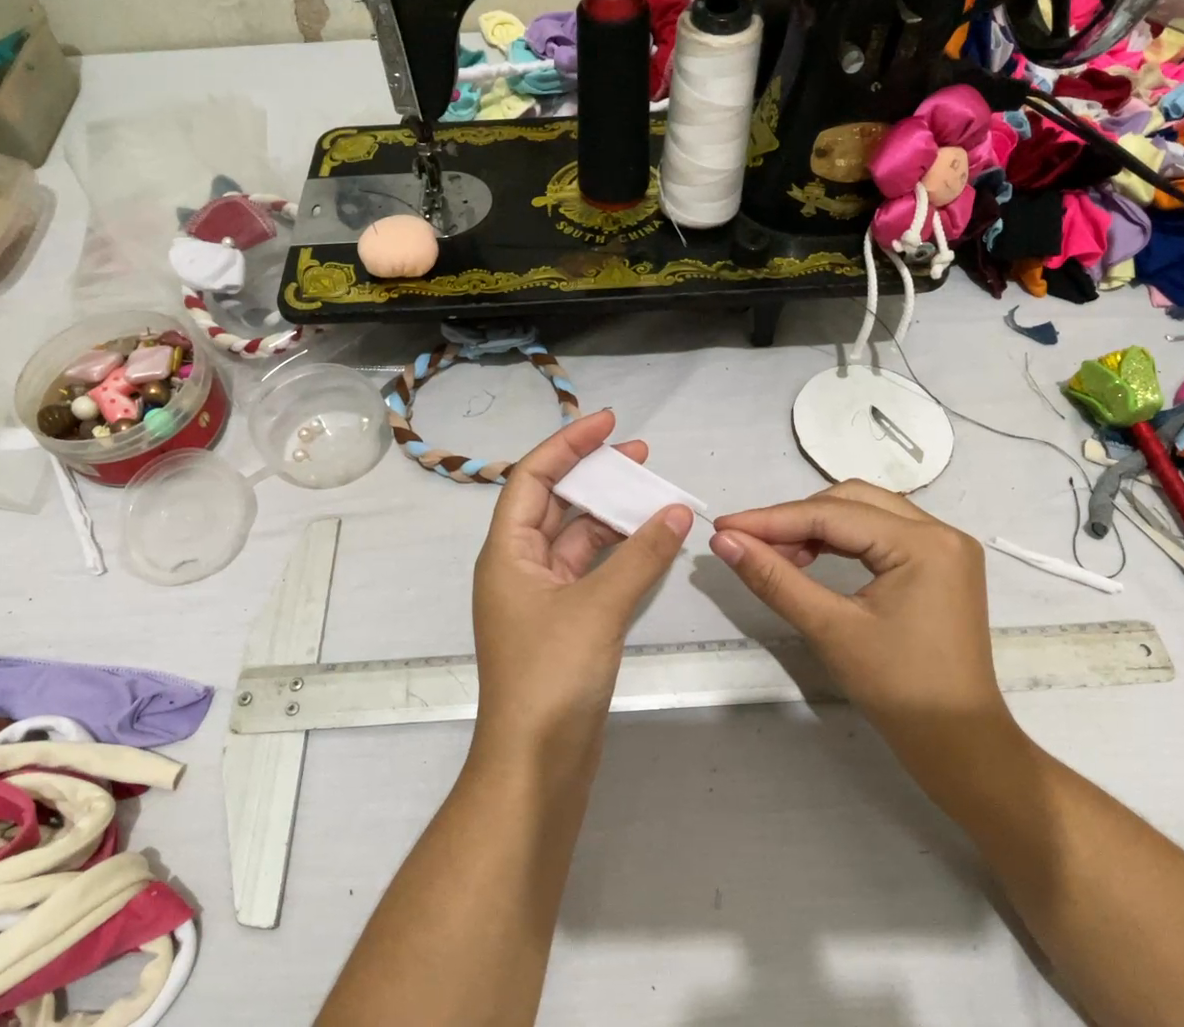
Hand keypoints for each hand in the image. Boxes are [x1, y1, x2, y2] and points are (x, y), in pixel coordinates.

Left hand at [472, 411, 692, 763]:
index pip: (532, 479)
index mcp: (506, 553)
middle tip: (642, 456)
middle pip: (555, 505)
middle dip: (595, 476)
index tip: (609, 423)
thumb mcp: (597, 608)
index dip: (568, 445)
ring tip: (656, 495)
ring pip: (577, 541)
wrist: (537, 759)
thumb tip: (677, 511)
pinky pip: (591, 573)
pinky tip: (652, 543)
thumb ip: (640, 557)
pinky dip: (619, 556)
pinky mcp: (564, 625)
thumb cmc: (551, 675)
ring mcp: (541, 599)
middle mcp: (518, 568)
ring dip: (612, 517)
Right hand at [709, 481, 1011, 738]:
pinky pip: (882, 534)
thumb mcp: (829, 628)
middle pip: (852, 501)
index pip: (832, 514)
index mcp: (923, 543)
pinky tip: (812, 559)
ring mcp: (945, 548)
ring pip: (867, 514)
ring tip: (777, 555)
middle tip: (749, 543)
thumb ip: (774, 578)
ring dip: (818, 527)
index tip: (724, 527)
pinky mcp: (940, 565)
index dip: (772, 519)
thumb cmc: (895, 686)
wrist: (953, 737)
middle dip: (796, 518)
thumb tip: (724, 542)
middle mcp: (941, 532)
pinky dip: (843, 541)